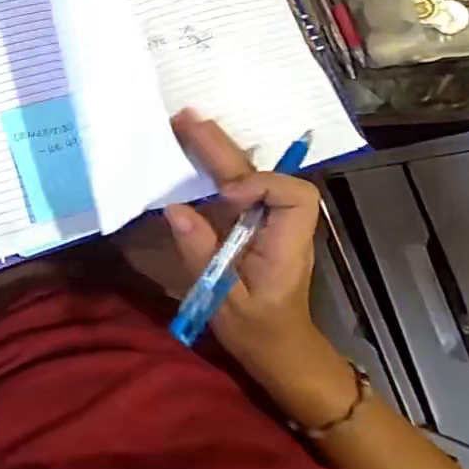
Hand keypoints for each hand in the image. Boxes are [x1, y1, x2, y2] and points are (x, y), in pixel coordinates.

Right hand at [162, 111, 349, 408]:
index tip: (227, 195)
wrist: (280, 349)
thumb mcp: (225, 300)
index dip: (260, 184)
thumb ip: (203, 254)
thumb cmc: (259, 332)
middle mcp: (282, 223)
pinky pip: (236, 186)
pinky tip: (191, 150)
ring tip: (183, 124)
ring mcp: (267, 220)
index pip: (293, 194)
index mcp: (287, 243)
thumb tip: (176, 209)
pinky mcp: (251, 222)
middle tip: (185, 119)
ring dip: (216, 148)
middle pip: (261, 172)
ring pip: (247, 174)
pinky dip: (212, 167)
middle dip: (223, 147)